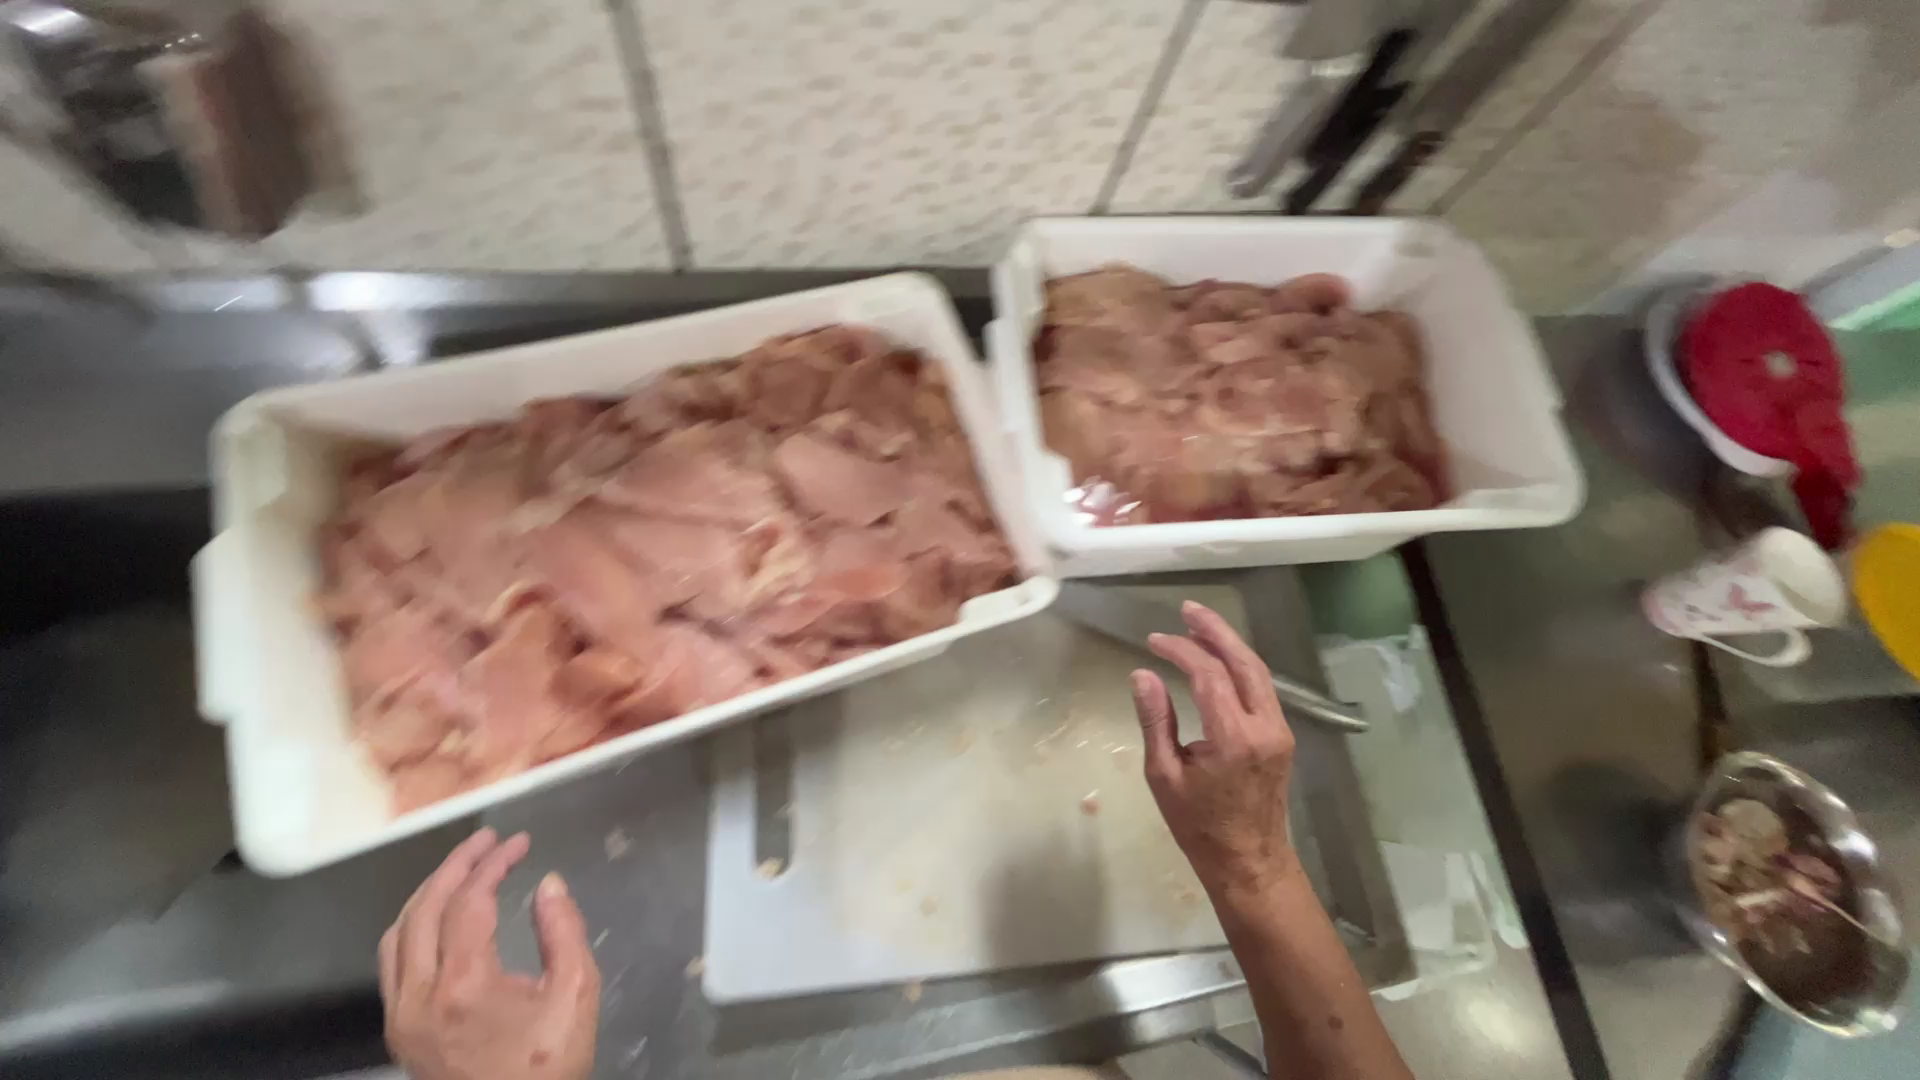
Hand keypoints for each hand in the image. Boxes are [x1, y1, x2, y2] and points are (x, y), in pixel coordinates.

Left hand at [380, 829, 600, 1079]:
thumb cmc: (550, 1062)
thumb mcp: (576, 991)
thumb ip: (564, 931)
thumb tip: (548, 883)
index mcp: (463, 986)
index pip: (468, 902)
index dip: (494, 863)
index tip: (520, 842)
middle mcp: (418, 998)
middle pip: (423, 910)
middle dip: (456, 865)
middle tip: (489, 840)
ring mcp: (400, 1017)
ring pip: (397, 934)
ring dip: (431, 892)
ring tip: (466, 867)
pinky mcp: (398, 1030)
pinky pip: (392, 960)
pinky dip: (415, 922)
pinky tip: (442, 914)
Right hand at [1131, 602, 1298, 903]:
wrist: (1249, 862)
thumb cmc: (1199, 826)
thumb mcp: (1164, 775)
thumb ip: (1155, 720)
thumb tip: (1142, 674)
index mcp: (1234, 738)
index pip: (1209, 675)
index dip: (1181, 650)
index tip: (1153, 641)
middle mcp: (1265, 727)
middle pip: (1244, 662)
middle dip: (1215, 631)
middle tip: (1187, 609)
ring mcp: (1279, 731)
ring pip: (1258, 672)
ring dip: (1229, 644)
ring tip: (1199, 624)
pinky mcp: (1281, 736)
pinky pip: (1261, 688)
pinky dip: (1239, 665)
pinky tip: (1218, 657)